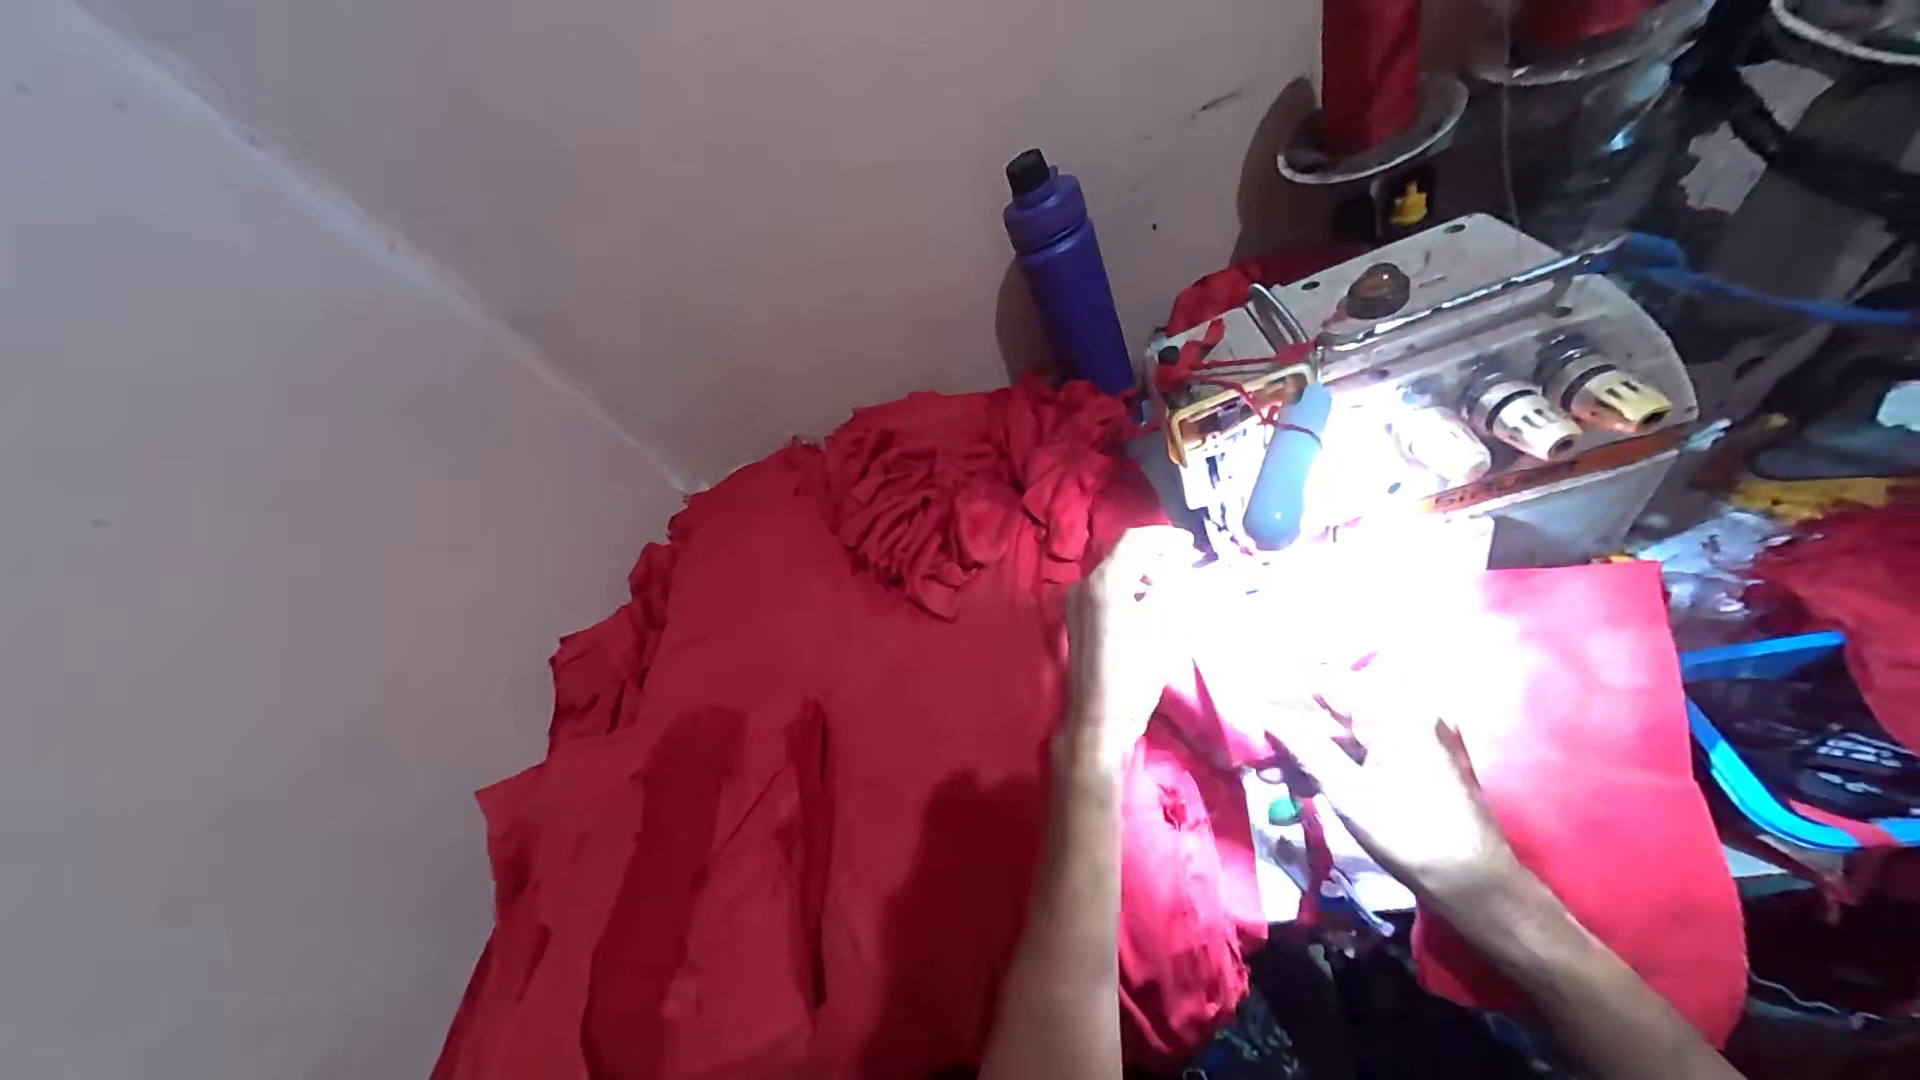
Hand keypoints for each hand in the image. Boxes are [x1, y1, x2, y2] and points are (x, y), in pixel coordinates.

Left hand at [1061, 526, 1198, 772]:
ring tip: (1171, 583)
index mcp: (1105, 583)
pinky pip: (1104, 588)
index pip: (1134, 540)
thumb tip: (1178, 565)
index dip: (1164, 536)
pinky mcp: (1076, 616)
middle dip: (1155, 553)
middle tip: (1185, 563)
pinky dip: (1128, 586)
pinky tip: (1149, 601)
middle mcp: (1084, 585)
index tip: (1189, 544)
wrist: (1100, 715)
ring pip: (1113, 570)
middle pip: (1122, 553)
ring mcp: (1076, 601)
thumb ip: (1171, 588)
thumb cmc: (1135, 675)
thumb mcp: (1164, 627)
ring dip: (1142, 570)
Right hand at [1268, 700, 1519, 911]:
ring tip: (1280, 772)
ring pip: (1350, 727)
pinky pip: (1369, 742)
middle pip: (1338, 706)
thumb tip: (1267, 713)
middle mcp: (1412, 711)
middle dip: (1298, 727)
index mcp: (1396, 713)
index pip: (1327, 683)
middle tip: (1265, 752)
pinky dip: (1340, 756)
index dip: (1287, 696)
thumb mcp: (1345, 791)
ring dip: (1314, 746)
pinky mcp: (1423, 754)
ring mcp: (1421, 732)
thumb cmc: (1408, 836)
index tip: (1255, 713)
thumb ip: (1303, 744)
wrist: (1477, 887)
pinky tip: (1311, 777)